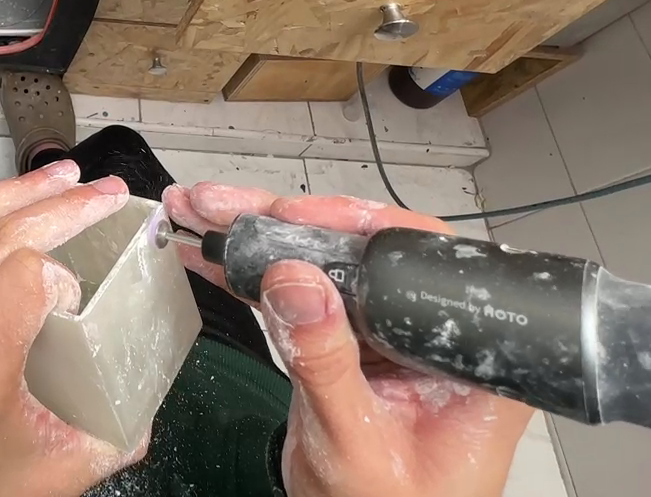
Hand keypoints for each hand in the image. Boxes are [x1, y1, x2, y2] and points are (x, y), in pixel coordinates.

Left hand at [0, 160, 148, 496]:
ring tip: (68, 174)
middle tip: (108, 192)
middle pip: (3, 234)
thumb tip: (150, 390)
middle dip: (64, 204)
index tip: (77, 298)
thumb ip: (114, 432)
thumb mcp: (55, 473)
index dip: (62, 274)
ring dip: (23, 187)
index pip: (25, 275)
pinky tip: (22, 196)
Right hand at [163, 182, 532, 496]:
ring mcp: (374, 331)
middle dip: (273, 219)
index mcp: (457, 353)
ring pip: (311, 260)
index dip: (349, 222)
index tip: (286, 216)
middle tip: (213, 204)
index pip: (414, 258)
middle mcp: (418, 330)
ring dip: (247, 235)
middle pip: (349, 247)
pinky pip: (288, 290)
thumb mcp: (354, 445)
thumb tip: (294, 278)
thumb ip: (326, 363)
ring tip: (193, 209)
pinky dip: (241, 271)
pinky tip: (202, 252)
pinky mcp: (336, 337)